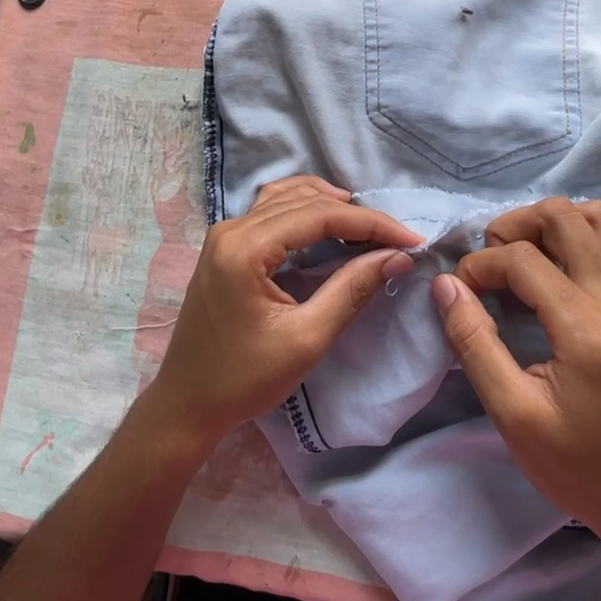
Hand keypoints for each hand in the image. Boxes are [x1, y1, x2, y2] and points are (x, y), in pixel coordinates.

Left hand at [143, 176, 423, 448]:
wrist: (187, 402)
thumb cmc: (244, 379)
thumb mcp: (306, 339)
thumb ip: (351, 291)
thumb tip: (397, 257)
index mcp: (244, 247)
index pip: (319, 215)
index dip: (371, 223)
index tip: (413, 240)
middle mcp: (230, 229)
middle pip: (303, 202)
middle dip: (355, 215)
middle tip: (398, 238)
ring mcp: (223, 235)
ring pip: (285, 198)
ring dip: (329, 206)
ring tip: (369, 227)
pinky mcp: (224, 247)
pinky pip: (269, 212)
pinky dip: (304, 211)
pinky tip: (328, 225)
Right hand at [431, 198, 600, 538]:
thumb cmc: (577, 465)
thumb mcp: (511, 414)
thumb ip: (475, 343)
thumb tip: (446, 285)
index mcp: (586, 330)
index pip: (521, 259)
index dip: (478, 266)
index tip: (461, 294)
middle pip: (564, 217)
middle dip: (514, 227)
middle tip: (492, 265)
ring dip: (556, 222)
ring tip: (528, 255)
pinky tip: (591, 244)